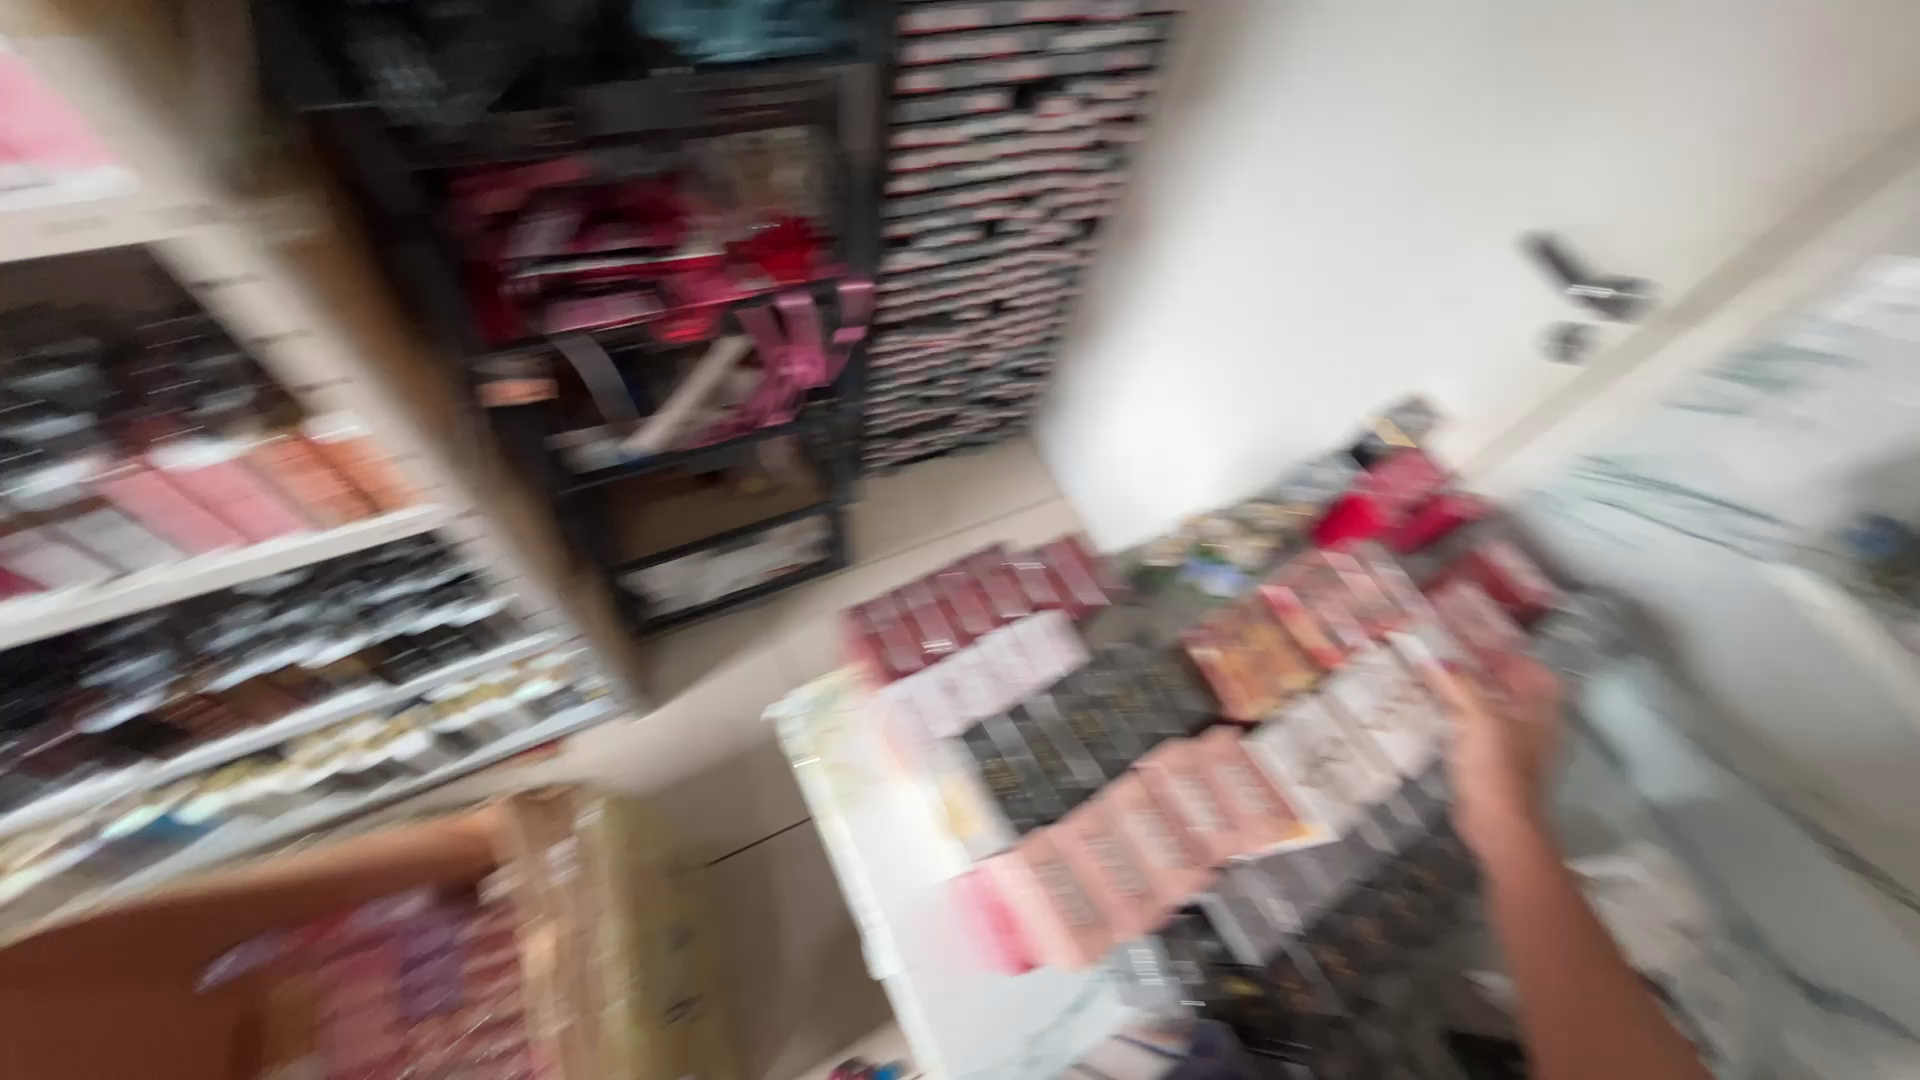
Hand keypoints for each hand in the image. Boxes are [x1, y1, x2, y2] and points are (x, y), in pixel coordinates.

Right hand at [1422, 654, 1563, 857]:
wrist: (1497, 823)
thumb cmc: (1496, 767)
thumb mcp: (1479, 718)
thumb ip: (1458, 685)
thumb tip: (1433, 660)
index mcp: (1538, 713)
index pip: (1537, 674)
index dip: (1513, 657)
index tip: (1479, 646)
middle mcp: (1531, 726)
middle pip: (1513, 690)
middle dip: (1485, 672)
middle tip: (1449, 657)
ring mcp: (1512, 746)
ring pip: (1493, 708)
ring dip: (1469, 692)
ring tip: (1436, 679)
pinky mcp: (1491, 762)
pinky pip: (1476, 727)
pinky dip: (1459, 715)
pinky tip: (1435, 712)